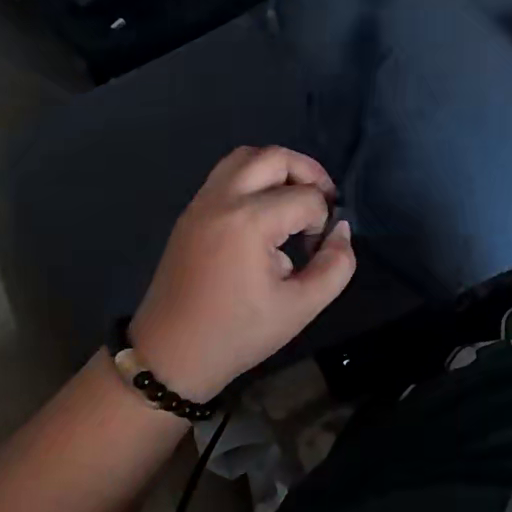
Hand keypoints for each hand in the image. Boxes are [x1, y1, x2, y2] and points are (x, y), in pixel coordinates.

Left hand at [126, 146, 355, 401]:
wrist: (171, 355)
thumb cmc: (238, 334)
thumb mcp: (301, 307)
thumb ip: (336, 265)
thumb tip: (341, 231)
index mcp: (248, 222)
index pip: (306, 198)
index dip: (324, 220)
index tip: (318, 252)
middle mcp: (222, 200)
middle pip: (273, 157)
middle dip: (308, 173)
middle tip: (324, 203)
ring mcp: (201, 203)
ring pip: (245, 157)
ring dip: (278, 170)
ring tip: (296, 201)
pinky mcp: (191, 213)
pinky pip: (227, 175)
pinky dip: (255, 180)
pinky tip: (267, 215)